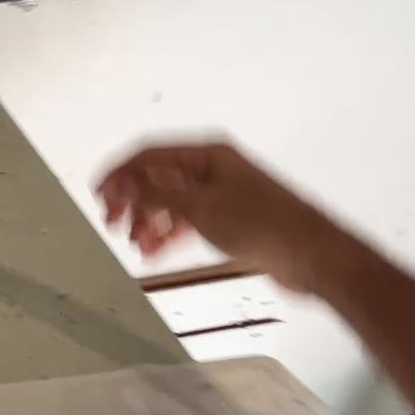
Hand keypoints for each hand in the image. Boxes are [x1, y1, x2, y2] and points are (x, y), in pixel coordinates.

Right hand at [96, 141, 370, 292]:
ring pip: (168, 202)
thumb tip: (124, 181)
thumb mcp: (200, 208)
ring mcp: (219, 194)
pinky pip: (184, 221)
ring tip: (133, 241)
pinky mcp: (226, 219)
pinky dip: (166, 234)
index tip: (99, 192)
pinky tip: (154, 250)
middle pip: (156, 179)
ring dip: (147, 221)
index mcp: (206, 155)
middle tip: (112, 221)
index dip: (119, 173)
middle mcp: (211, 170)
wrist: (316, 258)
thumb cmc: (271, 227)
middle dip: (131, 200)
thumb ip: (156, 193)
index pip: (148, 156)